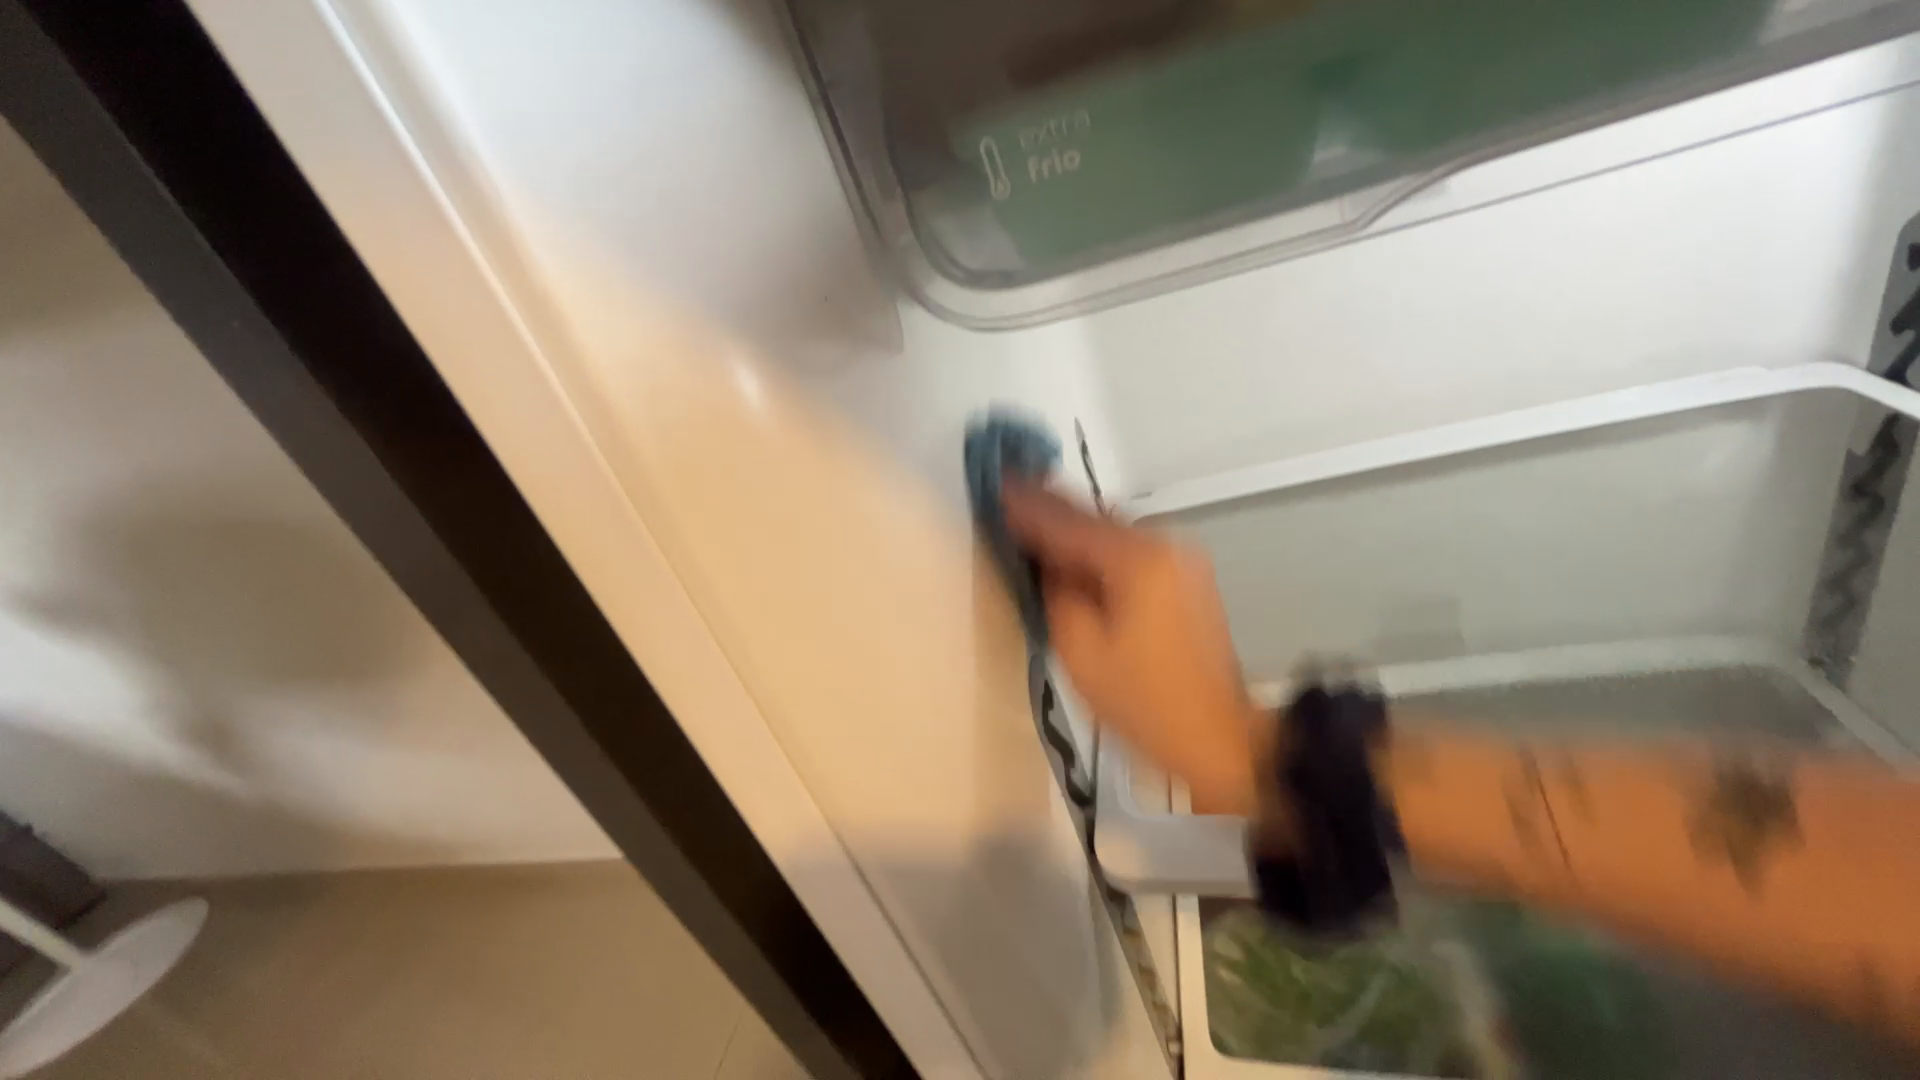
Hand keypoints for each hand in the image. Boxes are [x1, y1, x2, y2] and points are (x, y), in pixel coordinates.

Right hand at [1001, 480, 1262, 814]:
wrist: (1220, 738)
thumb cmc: (1143, 702)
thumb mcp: (1080, 652)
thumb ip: (1056, 592)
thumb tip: (1045, 561)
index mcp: (1135, 560)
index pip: (1068, 523)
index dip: (1027, 507)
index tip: (996, 487)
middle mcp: (1163, 544)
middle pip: (1094, 516)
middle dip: (1051, 509)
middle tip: (1009, 497)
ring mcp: (1181, 558)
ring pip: (1113, 530)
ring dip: (1075, 527)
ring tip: (1034, 521)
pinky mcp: (1187, 577)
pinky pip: (1131, 548)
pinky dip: (1099, 547)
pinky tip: (1074, 553)